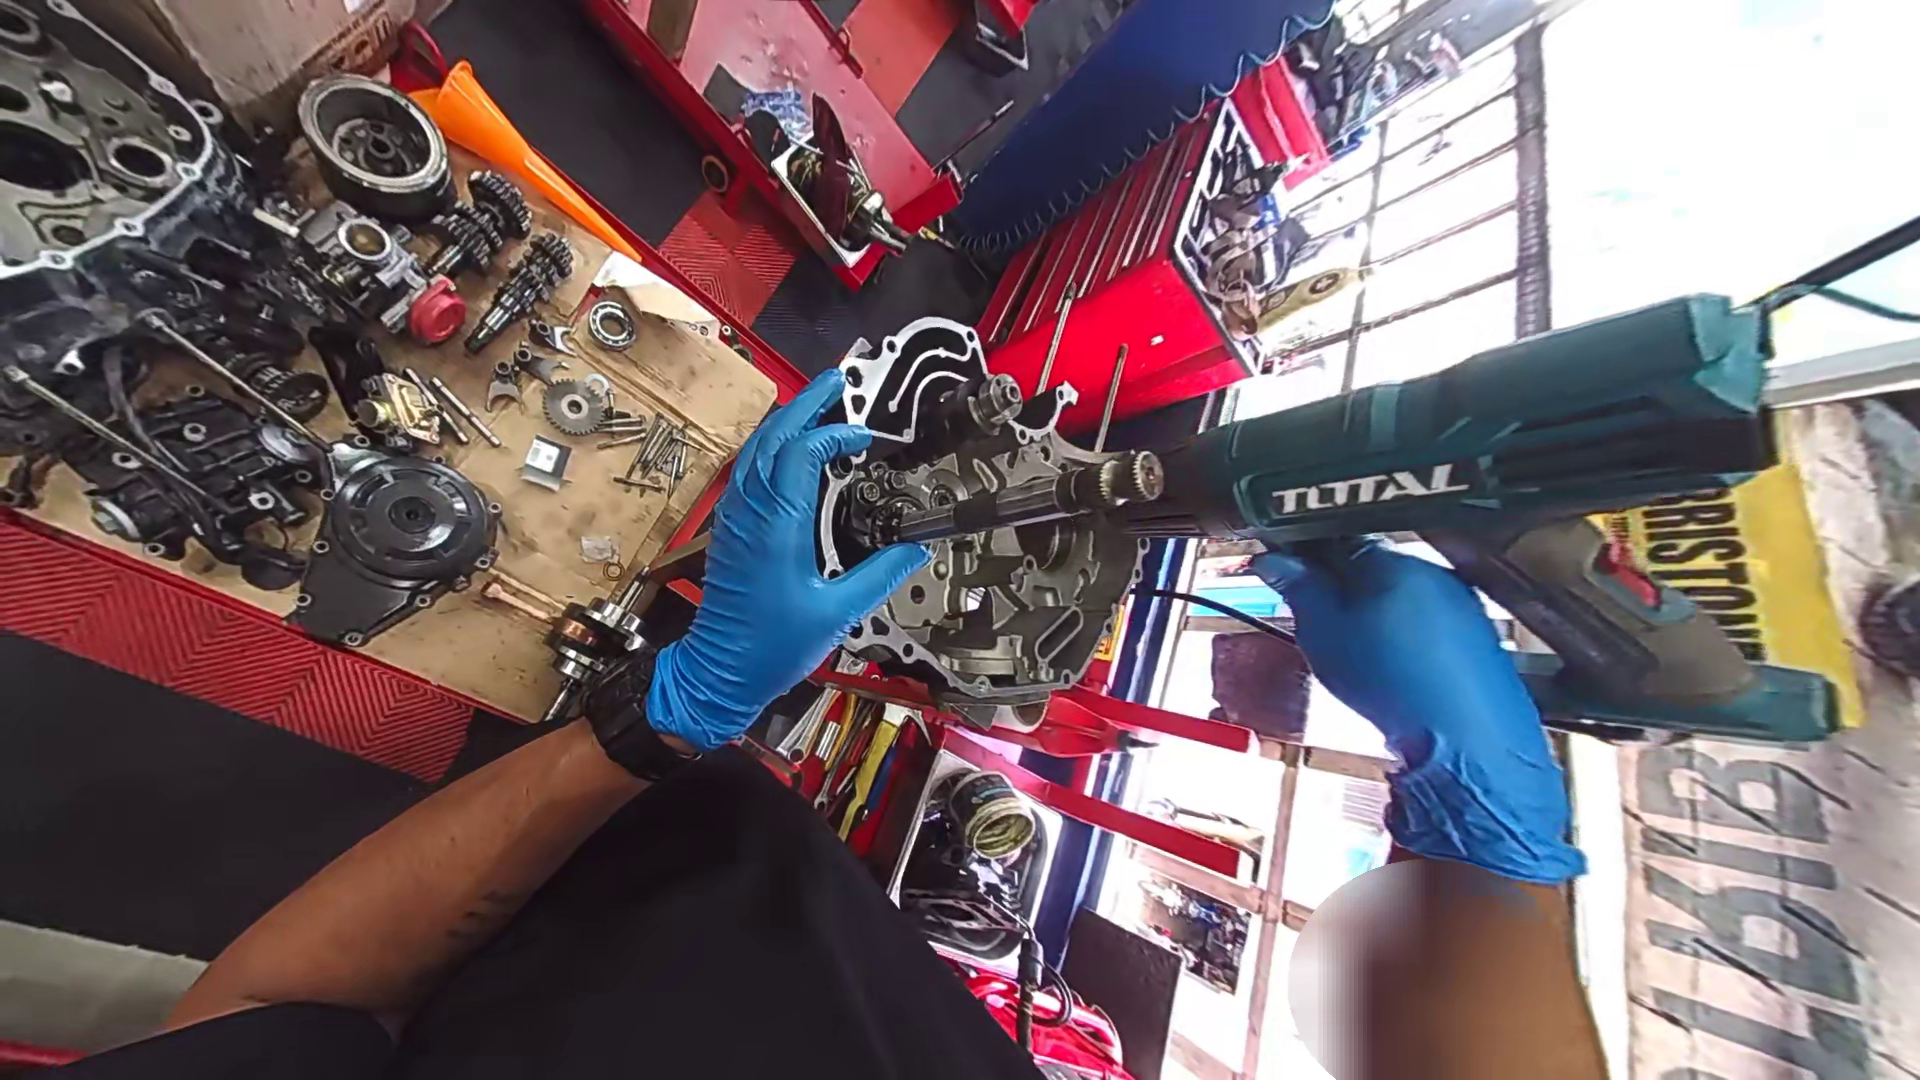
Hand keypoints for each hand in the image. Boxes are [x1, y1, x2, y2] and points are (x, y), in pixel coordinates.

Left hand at [647, 371, 928, 751]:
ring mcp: (737, 516)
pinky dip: (774, 444)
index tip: (864, 434)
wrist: (719, 670)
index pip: (802, 454)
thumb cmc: (771, 645)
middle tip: (838, 378)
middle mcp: (751, 511)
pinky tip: (792, 444)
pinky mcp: (734, 526)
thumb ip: (881, 573)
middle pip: (774, 437)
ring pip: (758, 448)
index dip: (833, 434)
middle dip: (806, 402)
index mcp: (777, 526)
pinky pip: (751, 469)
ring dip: (789, 418)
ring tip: (820, 400)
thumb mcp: (838, 611)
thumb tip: (915, 547)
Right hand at [1251, 543, 1584, 884]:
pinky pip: (1423, 618)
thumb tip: (1270, 558)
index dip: (1302, 554)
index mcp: (1394, 562)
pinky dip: (1397, 630)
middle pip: (1367, 565)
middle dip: (1335, 584)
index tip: (1281, 570)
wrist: (1467, 743)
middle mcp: (1434, 573)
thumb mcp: (1322, 630)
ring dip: (1366, 608)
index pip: (1335, 539)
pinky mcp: (1478, 637)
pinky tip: (1386, 662)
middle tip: (1310, 615)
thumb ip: (1297, 587)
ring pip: (1395, 592)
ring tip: (1348, 645)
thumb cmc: (1387, 680)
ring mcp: (1463, 605)